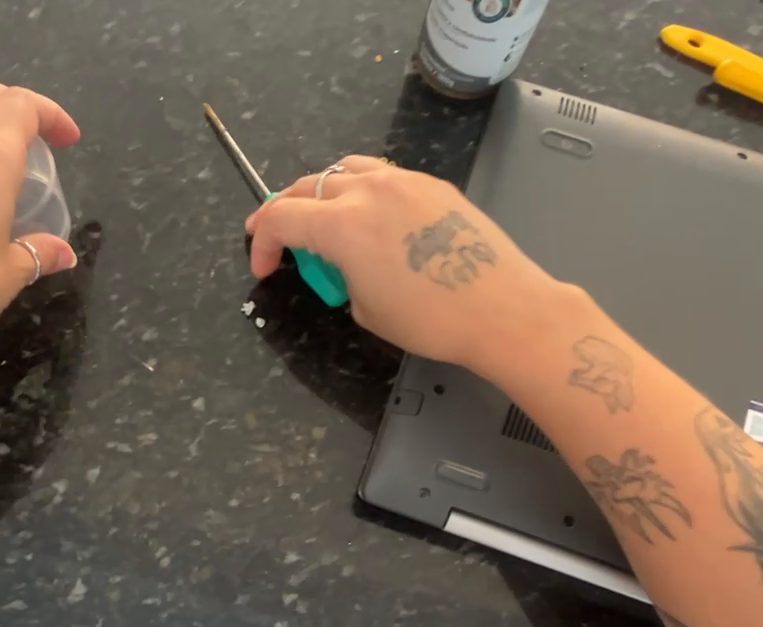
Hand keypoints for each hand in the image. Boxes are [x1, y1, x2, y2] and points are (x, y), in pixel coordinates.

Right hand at [246, 159, 563, 370]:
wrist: (500, 308)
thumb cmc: (430, 320)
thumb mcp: (365, 309)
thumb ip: (340, 276)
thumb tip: (342, 264)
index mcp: (342, 226)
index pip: (281, 217)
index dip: (262, 243)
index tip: (263, 266)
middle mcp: (368, 191)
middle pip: (307, 186)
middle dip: (284, 212)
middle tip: (278, 238)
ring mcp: (403, 181)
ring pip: (344, 170)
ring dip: (322, 194)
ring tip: (322, 221)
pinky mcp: (431, 186)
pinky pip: (381, 176)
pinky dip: (361, 192)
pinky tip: (368, 220)